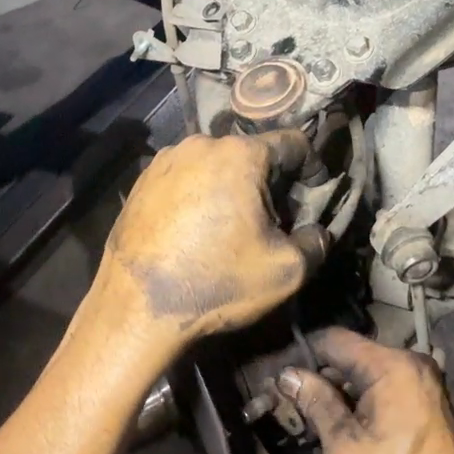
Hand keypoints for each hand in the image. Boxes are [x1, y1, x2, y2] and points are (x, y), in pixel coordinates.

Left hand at [94, 130, 311, 346]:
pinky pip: (185, 179)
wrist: (135, 309)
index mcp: (241, 153)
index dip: (310, 172)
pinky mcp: (141, 181)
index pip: (293, 144)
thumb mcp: (286, 271)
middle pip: (252, 155)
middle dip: (268, 184)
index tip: (310, 200)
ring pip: (216, 165)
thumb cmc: (216, 282)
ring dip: (231, 188)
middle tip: (270, 224)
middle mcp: (202, 143)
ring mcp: (166, 160)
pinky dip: (198, 197)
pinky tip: (194, 233)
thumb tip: (317, 231)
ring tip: (228, 230)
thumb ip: (317, 242)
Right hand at [278, 330, 453, 453]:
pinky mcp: (431, 408)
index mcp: (395, 365)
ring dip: (343, 398)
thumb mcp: (345, 448)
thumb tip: (290, 375)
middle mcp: (415, 365)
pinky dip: (365, 408)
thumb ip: (317, 403)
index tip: (278, 378)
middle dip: (322, 381)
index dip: (302, 355)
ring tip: (313, 426)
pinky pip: (388, 393)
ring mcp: (427, 386)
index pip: (335, 339)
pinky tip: (345, 435)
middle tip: (291, 407)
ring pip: (370, 378)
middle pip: (354, 358)